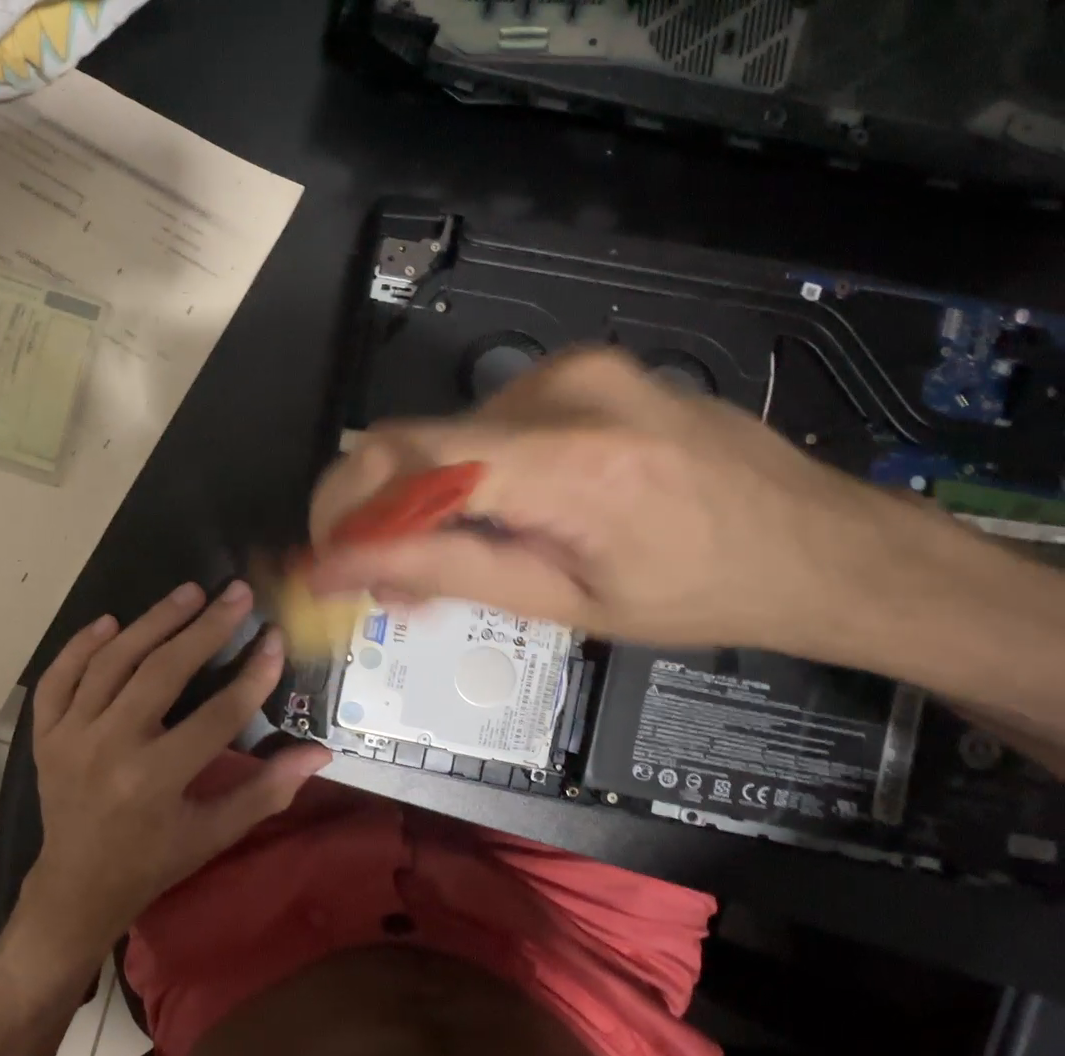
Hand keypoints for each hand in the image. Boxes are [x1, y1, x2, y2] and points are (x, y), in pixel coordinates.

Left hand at [20, 581, 332, 961]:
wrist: (76, 885)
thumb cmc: (153, 861)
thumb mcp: (213, 834)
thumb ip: (265, 791)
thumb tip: (319, 752)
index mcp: (156, 781)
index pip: (215, 715)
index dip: (252, 674)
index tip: (272, 637)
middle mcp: (109, 749)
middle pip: (161, 673)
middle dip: (205, 629)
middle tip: (235, 594)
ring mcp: (70, 736)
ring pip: (111, 663)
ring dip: (152, 622)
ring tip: (188, 593)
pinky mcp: (45, 733)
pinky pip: (59, 677)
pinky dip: (81, 646)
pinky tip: (111, 622)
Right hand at [307, 347, 913, 651]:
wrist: (822, 543)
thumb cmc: (698, 593)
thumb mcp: (563, 603)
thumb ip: (443, 571)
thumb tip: (340, 568)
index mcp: (571, 459)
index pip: (407, 460)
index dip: (342, 505)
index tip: (319, 558)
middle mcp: (565, 390)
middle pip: (412, 438)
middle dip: (370, 506)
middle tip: (367, 567)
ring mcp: (576, 368)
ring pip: (443, 432)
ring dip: (418, 493)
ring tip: (439, 553)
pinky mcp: (582, 365)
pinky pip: (483, 419)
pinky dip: (462, 469)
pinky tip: (490, 510)